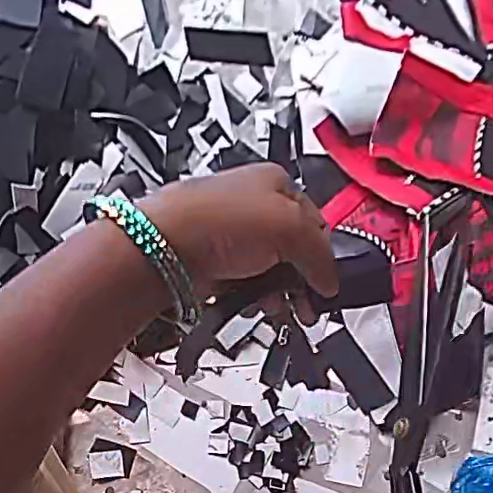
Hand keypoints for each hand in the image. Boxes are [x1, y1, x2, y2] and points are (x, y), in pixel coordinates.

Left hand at [139, 164, 339, 312]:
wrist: (164, 247)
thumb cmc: (215, 220)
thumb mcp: (290, 228)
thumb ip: (319, 253)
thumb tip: (329, 280)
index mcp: (275, 184)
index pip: (316, 223)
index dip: (324, 256)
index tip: (327, 284)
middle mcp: (252, 209)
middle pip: (291, 253)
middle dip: (300, 282)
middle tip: (306, 305)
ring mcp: (231, 240)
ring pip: (267, 274)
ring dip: (276, 295)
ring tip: (276, 307)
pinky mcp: (213, 267)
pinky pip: (242, 288)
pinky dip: (250, 300)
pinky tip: (252, 306)